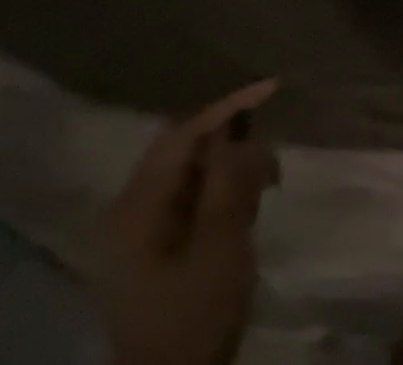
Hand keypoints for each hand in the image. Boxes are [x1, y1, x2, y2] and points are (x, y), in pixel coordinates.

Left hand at [93, 80, 280, 364]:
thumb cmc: (194, 313)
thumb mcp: (221, 248)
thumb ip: (229, 186)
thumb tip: (241, 135)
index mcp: (135, 208)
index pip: (181, 137)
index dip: (228, 108)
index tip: (274, 88)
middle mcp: (126, 211)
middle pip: (180, 152)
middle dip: (231, 141)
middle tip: (276, 155)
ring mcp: (135, 232)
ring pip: (187, 175)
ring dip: (229, 167)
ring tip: (268, 182)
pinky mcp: (150, 248)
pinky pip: (187, 199)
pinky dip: (219, 191)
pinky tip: (245, 206)